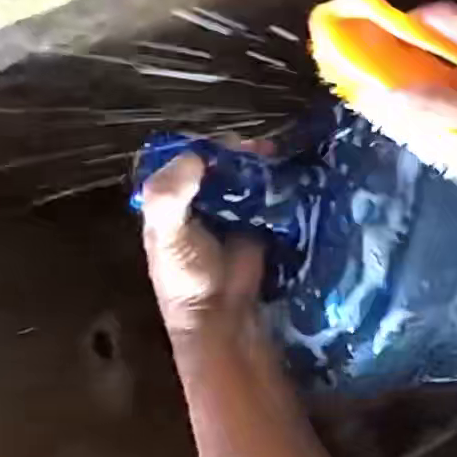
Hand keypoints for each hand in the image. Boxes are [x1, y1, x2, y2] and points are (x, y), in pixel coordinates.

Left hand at [140, 151, 265, 338]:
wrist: (221, 313)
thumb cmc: (186, 275)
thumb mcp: (166, 233)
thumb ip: (170, 194)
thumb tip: (197, 156)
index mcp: (174, 196)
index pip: (189, 157)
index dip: (208, 145)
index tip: (230, 143)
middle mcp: (205, 197)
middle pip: (224, 163)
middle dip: (242, 152)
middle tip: (262, 150)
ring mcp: (236, 209)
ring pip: (249, 176)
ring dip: (264, 166)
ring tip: (278, 160)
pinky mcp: (263, 222)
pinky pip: (271, 195)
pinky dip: (280, 184)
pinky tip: (290, 176)